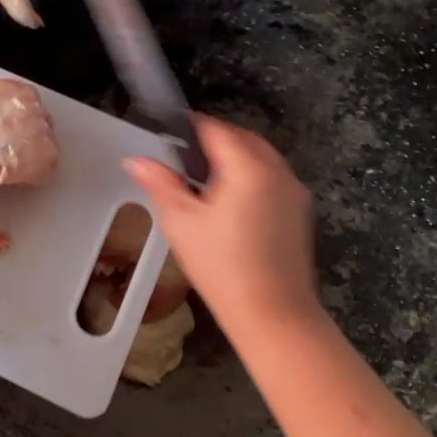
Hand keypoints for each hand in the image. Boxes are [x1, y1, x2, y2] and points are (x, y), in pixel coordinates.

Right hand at [125, 115, 319, 331]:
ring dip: (236, 155)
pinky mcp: (300, 212)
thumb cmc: (220, 264)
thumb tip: (136, 160)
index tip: (169, 129)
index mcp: (247, 169)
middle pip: (245, 138)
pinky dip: (251, 174)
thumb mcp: (179, 221)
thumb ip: (160, 183)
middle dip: (216, 138)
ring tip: (204, 174)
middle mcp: (277, 172)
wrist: (272, 311)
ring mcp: (294, 192)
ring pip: (263, 157)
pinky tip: (228, 199)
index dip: (192, 124)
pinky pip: (273, 177)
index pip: (218, 130)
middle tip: (183, 151)